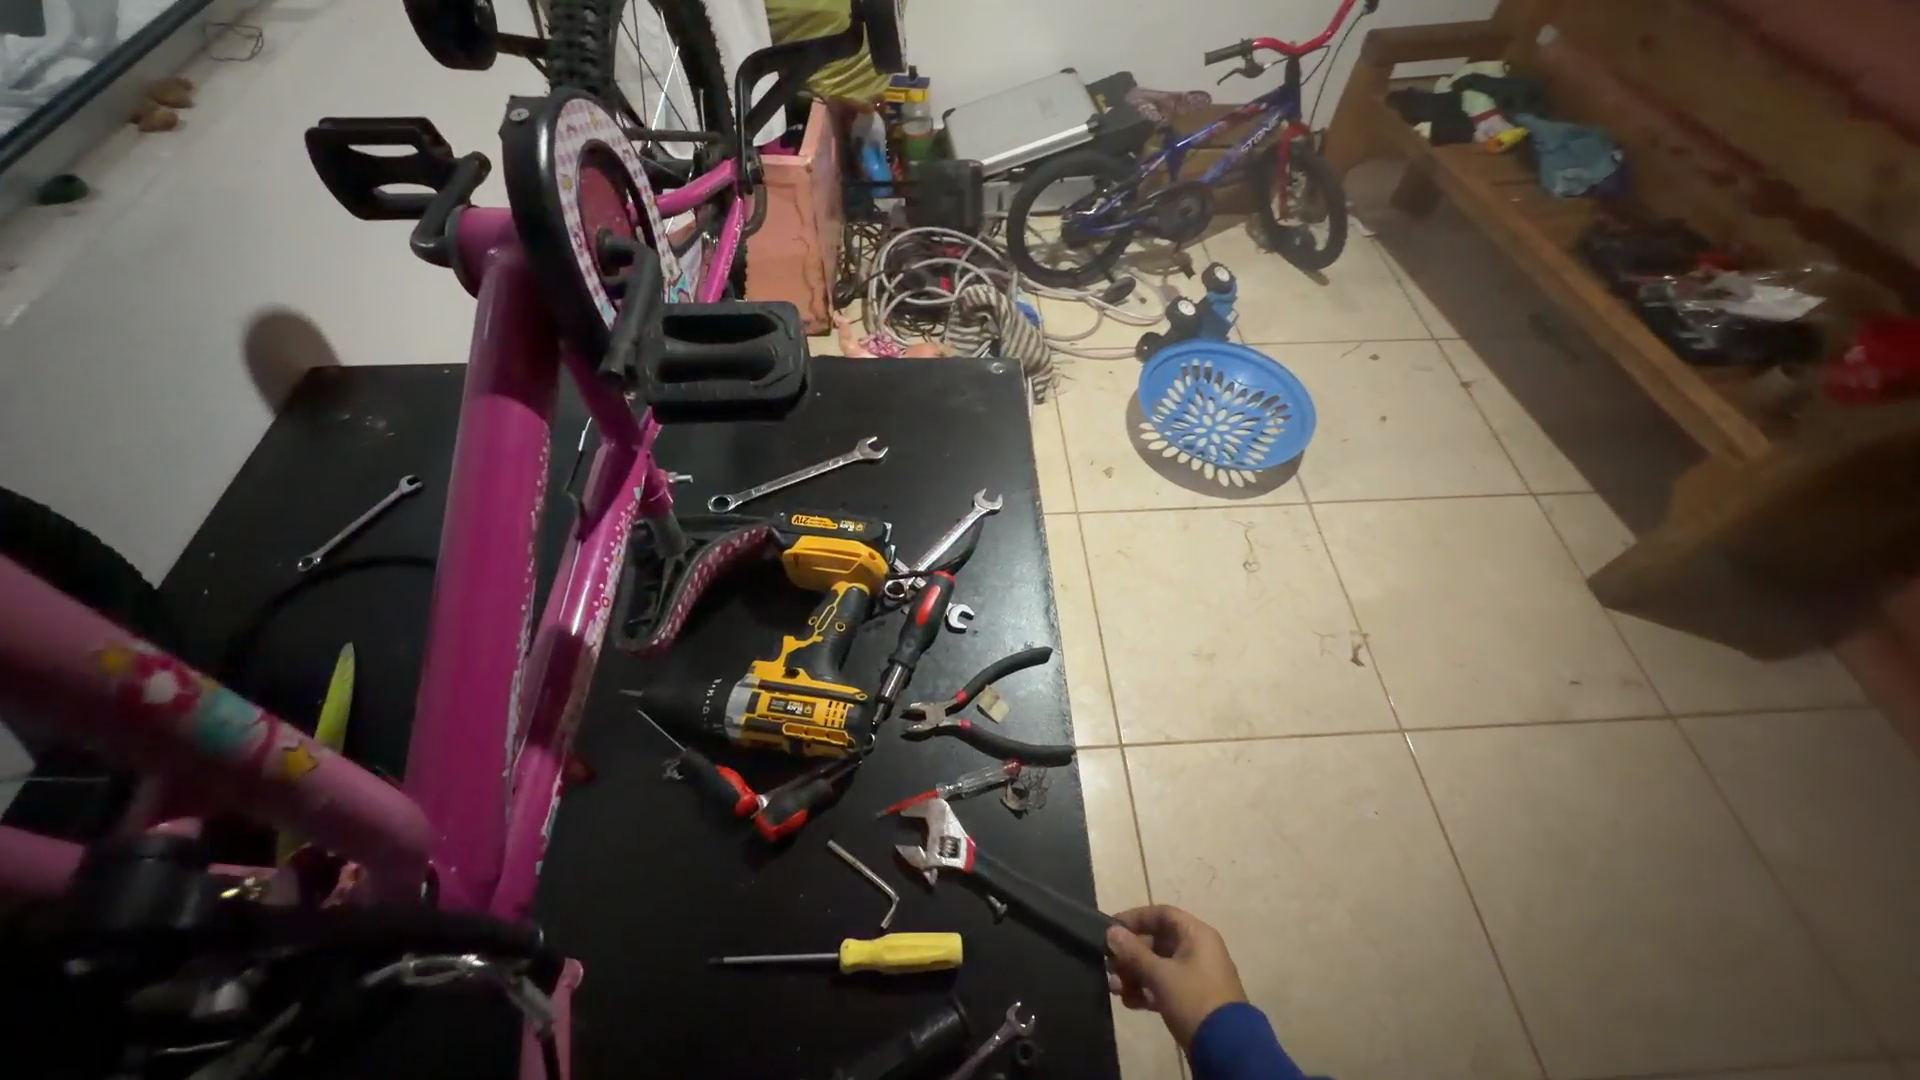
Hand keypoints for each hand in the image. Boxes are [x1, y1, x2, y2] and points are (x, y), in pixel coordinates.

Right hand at [1105, 905, 1247, 1047]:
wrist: (1227, 1050)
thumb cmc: (1194, 1000)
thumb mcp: (1160, 975)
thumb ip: (1134, 952)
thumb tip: (1112, 931)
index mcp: (1197, 936)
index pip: (1162, 914)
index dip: (1135, 918)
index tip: (1111, 928)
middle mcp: (1198, 951)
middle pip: (1157, 942)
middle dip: (1130, 954)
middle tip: (1109, 964)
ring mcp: (1196, 976)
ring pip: (1159, 966)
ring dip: (1135, 974)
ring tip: (1115, 988)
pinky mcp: (1192, 1000)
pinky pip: (1165, 986)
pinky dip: (1146, 991)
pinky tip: (1128, 1001)